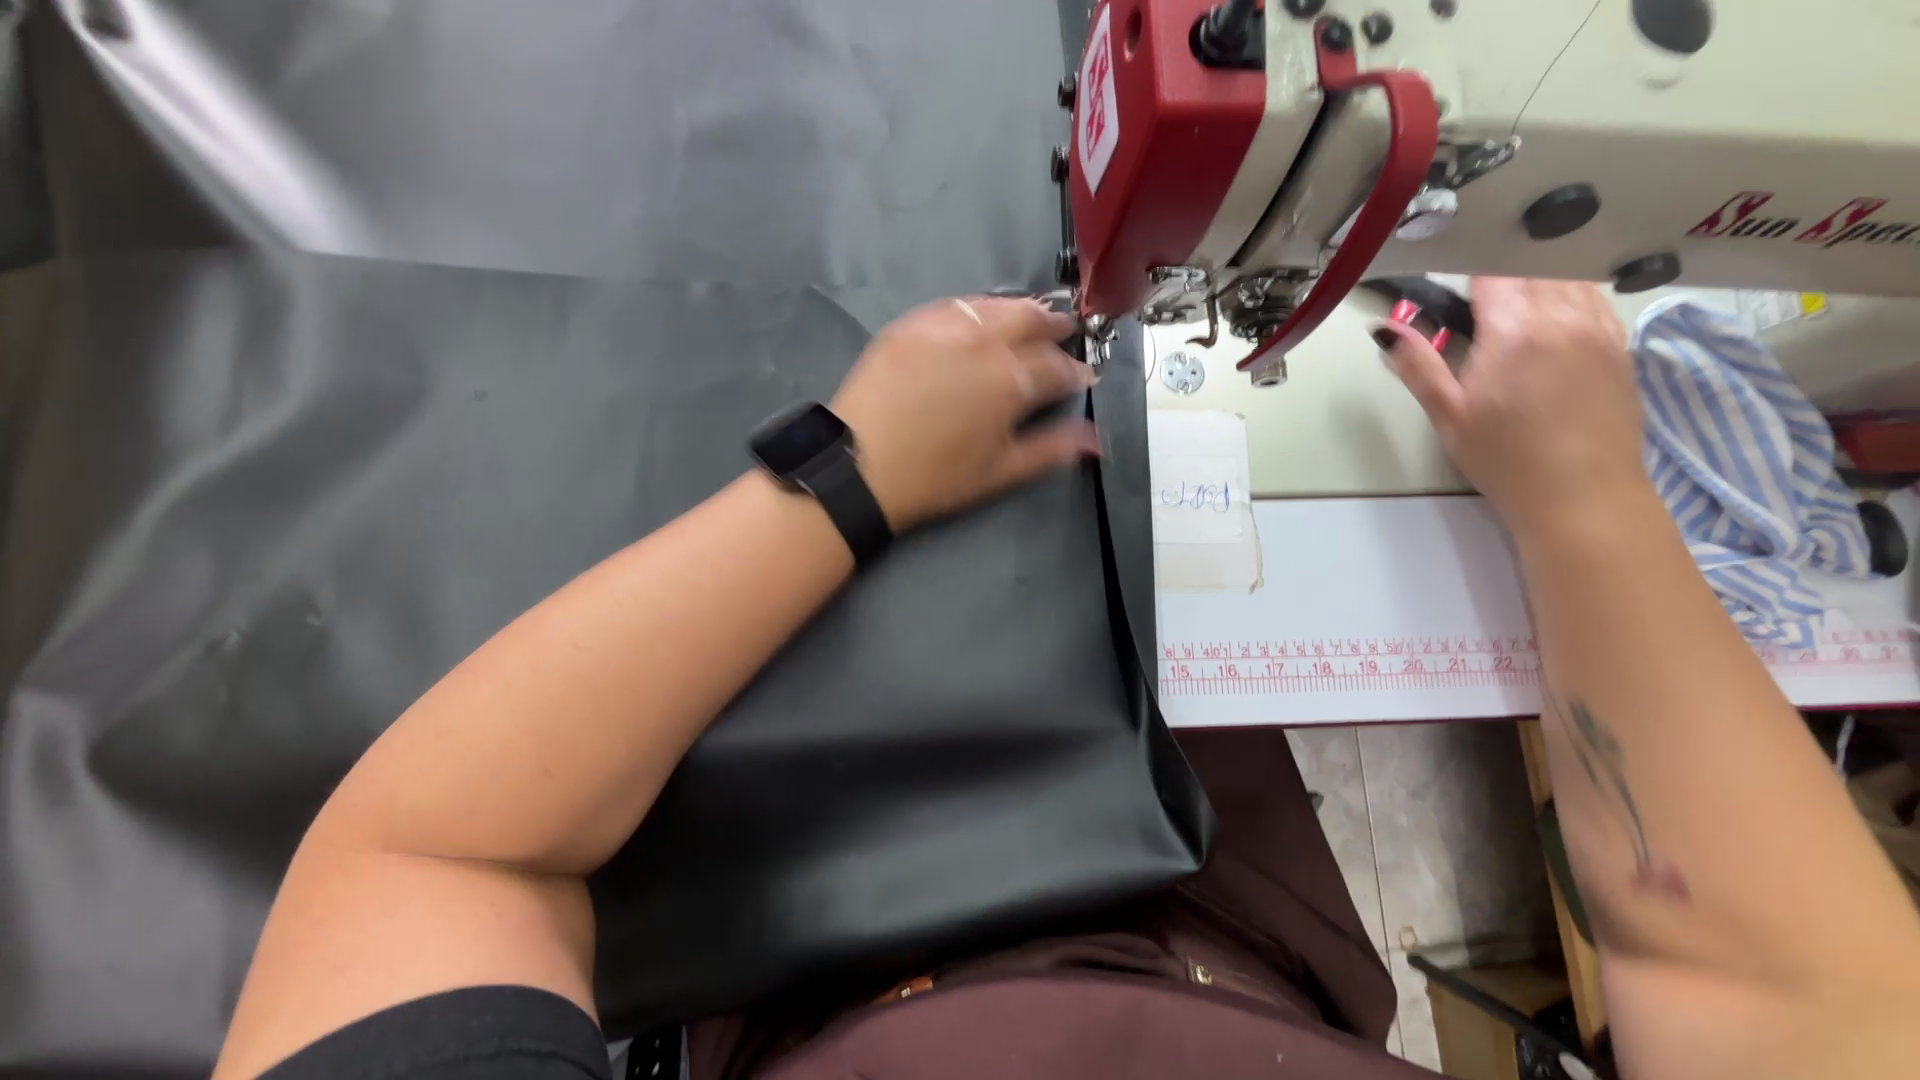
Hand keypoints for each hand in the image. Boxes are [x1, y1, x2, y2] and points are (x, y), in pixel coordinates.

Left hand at [831, 296, 1100, 530]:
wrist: (858, 467)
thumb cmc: (933, 477)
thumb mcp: (999, 472)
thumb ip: (1052, 449)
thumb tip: (1096, 440)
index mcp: (1011, 381)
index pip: (1057, 366)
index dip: (1077, 371)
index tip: (1084, 376)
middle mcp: (983, 342)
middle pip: (1031, 320)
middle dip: (1054, 326)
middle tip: (1064, 332)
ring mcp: (944, 327)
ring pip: (994, 305)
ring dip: (1019, 310)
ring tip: (1029, 319)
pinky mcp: (911, 324)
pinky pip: (954, 305)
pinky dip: (977, 308)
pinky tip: (980, 318)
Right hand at [1375, 278, 1651, 539]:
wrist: (1582, 494)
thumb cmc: (1505, 458)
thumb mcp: (1448, 414)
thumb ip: (1417, 365)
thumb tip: (1385, 329)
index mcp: (1514, 329)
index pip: (1493, 272)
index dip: (1469, 270)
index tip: (1452, 284)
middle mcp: (1563, 316)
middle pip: (1533, 268)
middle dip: (1503, 273)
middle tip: (1477, 298)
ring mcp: (1599, 329)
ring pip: (1569, 278)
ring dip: (1539, 280)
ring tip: (1515, 304)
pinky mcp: (1620, 347)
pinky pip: (1596, 300)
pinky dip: (1572, 297)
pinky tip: (1555, 319)